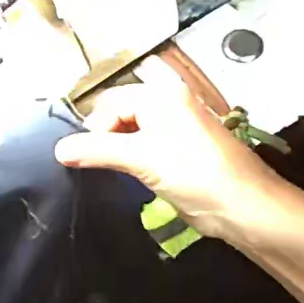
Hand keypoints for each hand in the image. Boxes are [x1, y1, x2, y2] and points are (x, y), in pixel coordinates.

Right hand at [55, 59, 303, 248]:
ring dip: (115, 148)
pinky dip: (128, 157)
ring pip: (128, 129)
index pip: (109, 104)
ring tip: (113, 168)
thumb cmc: (197, 174)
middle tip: (97, 161)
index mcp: (160, 95)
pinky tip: (128, 174)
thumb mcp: (141, 158)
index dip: (94, 130)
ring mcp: (172, 127)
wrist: (244, 207)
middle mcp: (166, 104)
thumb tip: (59, 150)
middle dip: (103, 135)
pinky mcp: (175, 151)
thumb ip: (97, 150)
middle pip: (117, 112)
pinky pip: (140, 146)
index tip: (87, 156)